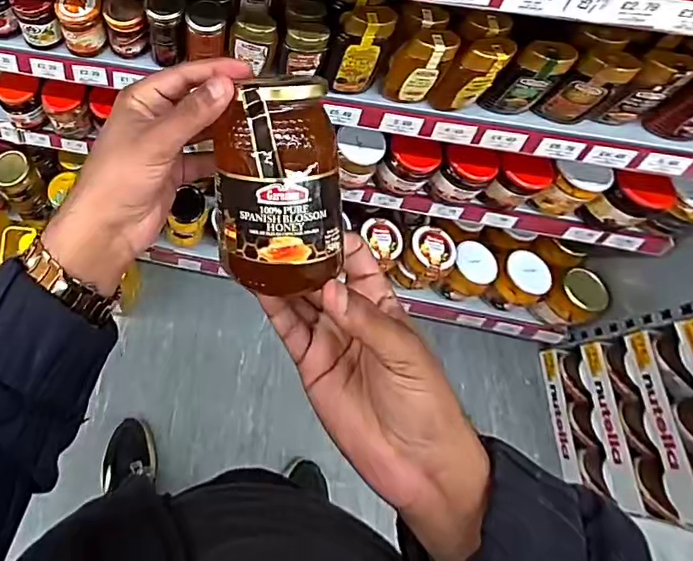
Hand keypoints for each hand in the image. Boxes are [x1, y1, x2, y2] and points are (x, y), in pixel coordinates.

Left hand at [42, 58, 252, 291]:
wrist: (105, 230)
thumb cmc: (114, 180)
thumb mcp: (157, 141)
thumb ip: (192, 112)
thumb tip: (222, 85)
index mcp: (142, 100)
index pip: (184, 75)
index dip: (214, 69)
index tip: (243, 70)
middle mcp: (153, 119)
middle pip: (194, 98)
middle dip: (222, 95)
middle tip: (254, 93)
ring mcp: (163, 145)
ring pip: (200, 127)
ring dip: (223, 124)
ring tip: (252, 118)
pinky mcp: (172, 170)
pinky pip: (201, 157)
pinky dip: (218, 155)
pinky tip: (237, 154)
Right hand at [256, 234, 490, 560]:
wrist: (421, 469)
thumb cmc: (430, 408)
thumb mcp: (405, 354)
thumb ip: (365, 321)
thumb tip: (332, 291)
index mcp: (379, 303)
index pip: (353, 257)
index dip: (333, 238)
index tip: (314, 223)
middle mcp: (350, 315)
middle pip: (319, 274)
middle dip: (299, 254)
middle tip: (278, 236)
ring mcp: (329, 337)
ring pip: (298, 296)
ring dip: (281, 276)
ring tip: (263, 255)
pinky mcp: (311, 362)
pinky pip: (287, 327)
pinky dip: (272, 307)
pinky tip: (261, 289)